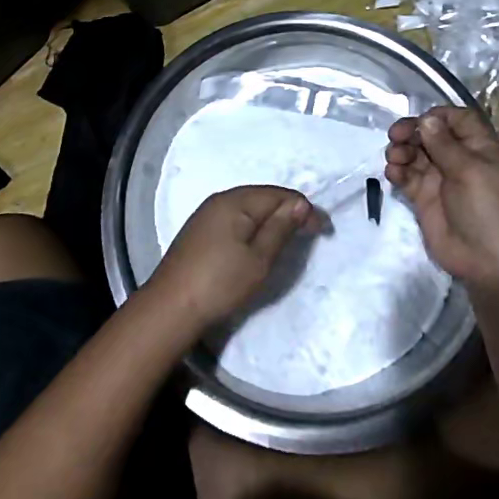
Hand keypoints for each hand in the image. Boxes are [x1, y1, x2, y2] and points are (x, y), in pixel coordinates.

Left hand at [144, 185, 322, 330]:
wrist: (173, 303)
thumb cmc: (221, 281)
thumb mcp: (259, 258)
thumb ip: (280, 228)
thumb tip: (301, 203)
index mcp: (234, 201)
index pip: (279, 194)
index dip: (304, 209)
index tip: (324, 231)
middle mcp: (219, 199)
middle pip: (263, 197)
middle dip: (289, 211)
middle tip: (313, 234)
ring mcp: (207, 213)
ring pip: (248, 207)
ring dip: (272, 218)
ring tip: (291, 238)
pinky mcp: (201, 229)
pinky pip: (235, 217)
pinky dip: (254, 225)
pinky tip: (261, 241)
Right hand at [386, 106, 498, 290]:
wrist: (491, 262)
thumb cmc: (491, 210)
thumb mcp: (471, 171)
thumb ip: (444, 144)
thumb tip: (426, 118)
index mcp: (480, 149)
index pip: (458, 120)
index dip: (439, 116)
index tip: (421, 121)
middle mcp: (458, 161)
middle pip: (429, 134)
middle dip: (411, 131)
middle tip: (395, 137)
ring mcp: (439, 180)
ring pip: (413, 153)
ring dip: (400, 150)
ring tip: (395, 159)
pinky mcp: (423, 198)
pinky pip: (405, 176)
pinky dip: (397, 171)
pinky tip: (394, 175)